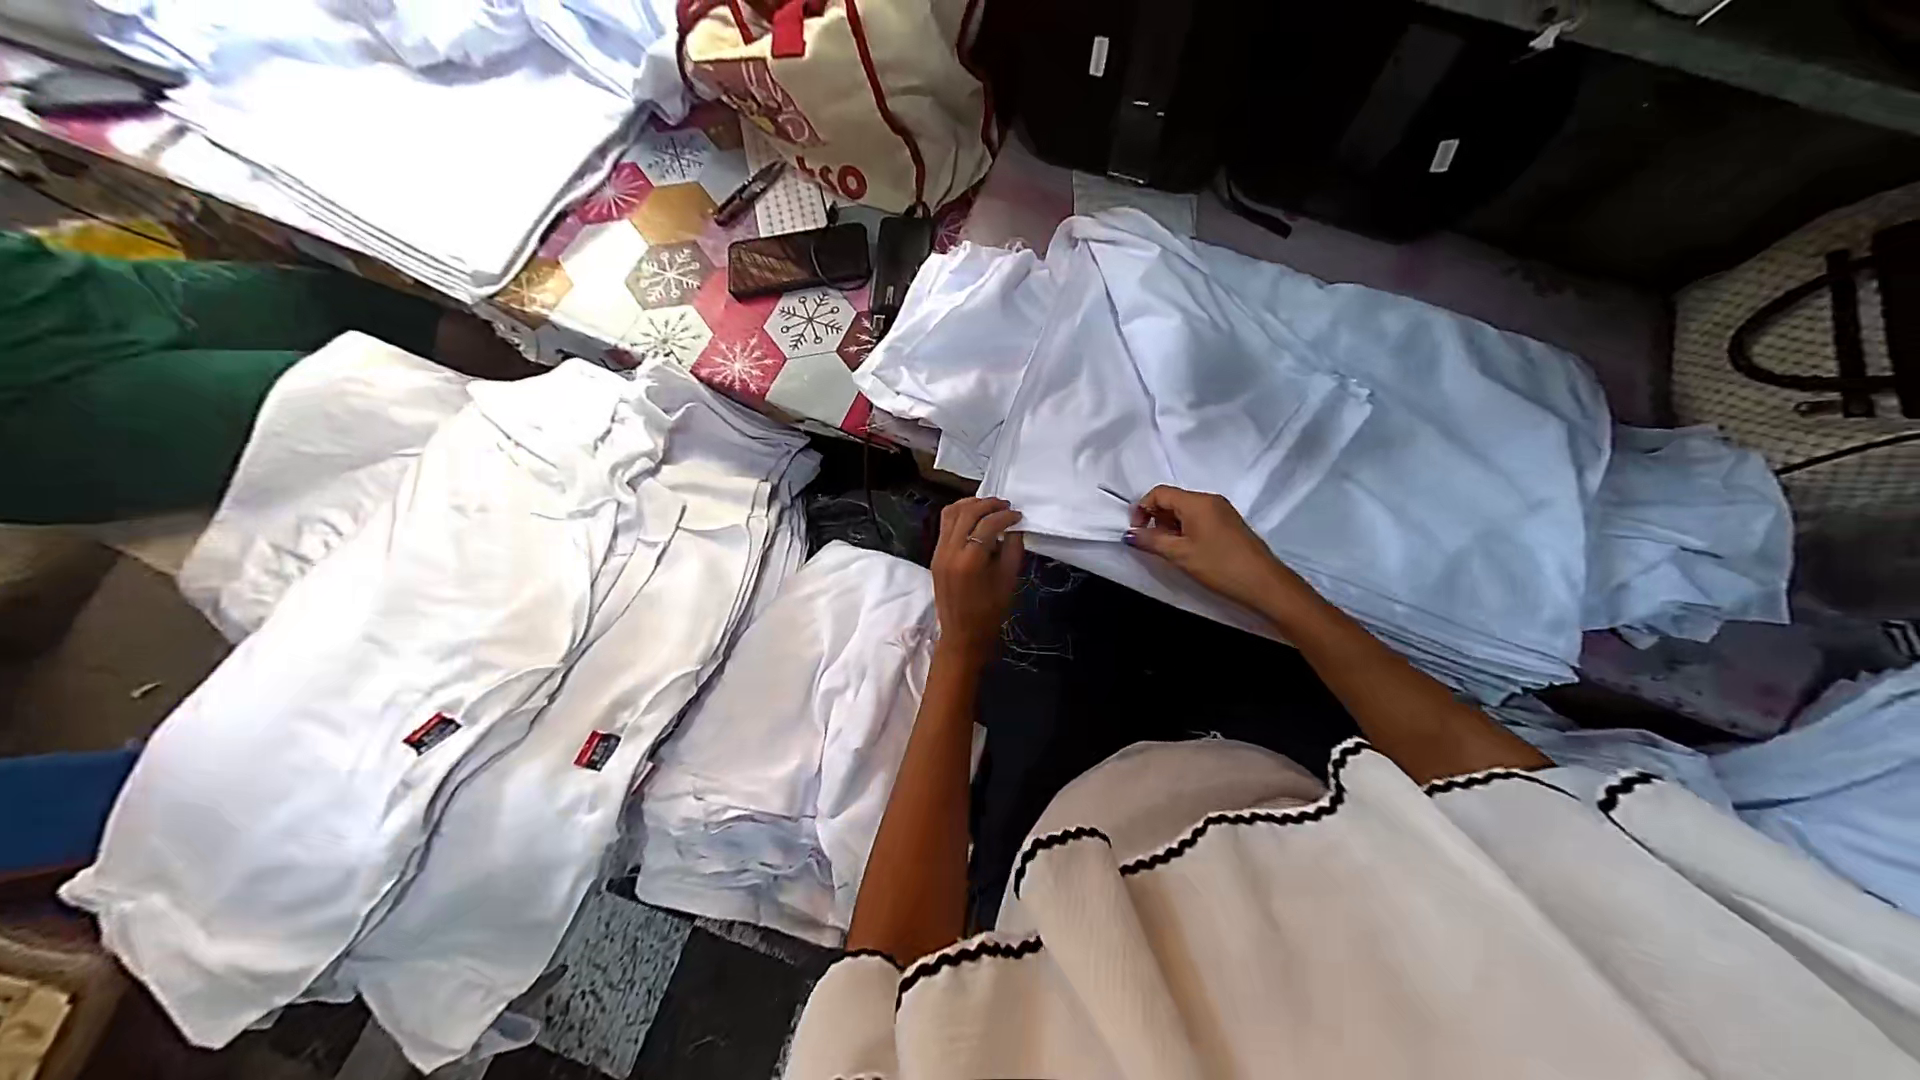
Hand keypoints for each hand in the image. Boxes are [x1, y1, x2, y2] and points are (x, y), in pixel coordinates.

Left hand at [931, 496, 1025, 666]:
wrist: (963, 634)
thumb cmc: (990, 612)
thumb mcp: (1009, 579)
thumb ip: (1013, 548)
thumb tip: (1013, 526)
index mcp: (970, 561)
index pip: (988, 524)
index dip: (1006, 516)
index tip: (1018, 516)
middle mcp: (950, 552)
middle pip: (968, 513)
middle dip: (989, 504)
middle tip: (1006, 506)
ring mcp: (939, 552)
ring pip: (951, 513)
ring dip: (972, 505)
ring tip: (990, 506)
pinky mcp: (935, 555)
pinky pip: (945, 525)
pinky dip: (960, 515)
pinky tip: (976, 517)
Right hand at [1124, 486, 1313, 617]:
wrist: (1263, 582)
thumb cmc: (1219, 566)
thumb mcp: (1179, 554)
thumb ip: (1150, 541)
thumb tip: (1129, 534)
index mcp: (1196, 502)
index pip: (1159, 493)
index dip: (1142, 509)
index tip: (1136, 532)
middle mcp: (1210, 500)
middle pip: (1172, 500)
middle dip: (1156, 518)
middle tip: (1152, 544)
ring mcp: (1222, 510)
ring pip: (1185, 510)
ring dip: (1170, 526)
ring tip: (1169, 550)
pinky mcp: (1228, 523)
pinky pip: (1199, 518)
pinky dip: (1185, 530)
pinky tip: (1186, 550)